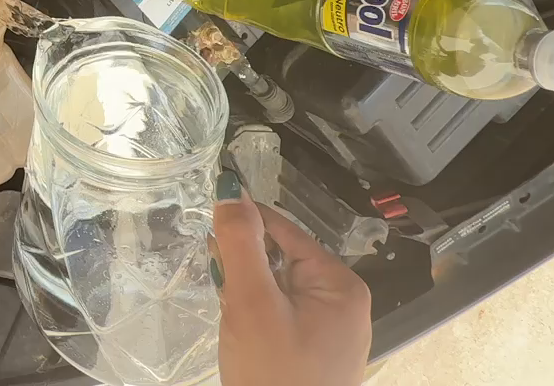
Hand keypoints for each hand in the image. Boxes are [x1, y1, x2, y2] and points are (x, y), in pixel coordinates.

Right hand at [213, 170, 371, 385]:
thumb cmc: (274, 372)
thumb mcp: (251, 300)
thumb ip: (240, 240)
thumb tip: (230, 186)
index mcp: (339, 282)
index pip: (278, 226)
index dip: (241, 230)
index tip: (214, 248)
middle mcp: (339, 297)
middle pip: (273, 251)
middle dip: (240, 265)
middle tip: (229, 294)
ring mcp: (325, 322)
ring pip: (267, 277)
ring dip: (241, 287)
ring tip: (235, 317)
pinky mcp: (309, 342)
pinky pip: (272, 303)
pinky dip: (249, 308)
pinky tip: (242, 329)